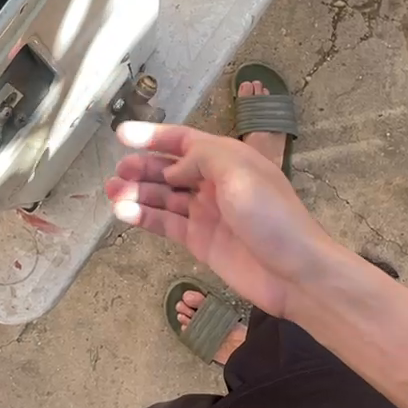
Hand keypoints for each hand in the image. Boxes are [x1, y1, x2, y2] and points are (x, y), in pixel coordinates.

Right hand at [103, 121, 339, 319]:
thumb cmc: (271, 216)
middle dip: (142, 167)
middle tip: (118, 172)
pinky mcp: (200, 242)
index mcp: (229, 159)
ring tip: (112, 193)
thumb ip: (201, 158)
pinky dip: (144, 217)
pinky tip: (124, 213)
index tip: (121, 134)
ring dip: (137, 192)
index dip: (154, 136)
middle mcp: (215, 183)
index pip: (185, 140)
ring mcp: (206, 214)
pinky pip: (166, 224)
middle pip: (170, 169)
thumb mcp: (238, 171)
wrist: (295, 273)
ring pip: (163, 197)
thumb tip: (172, 169)